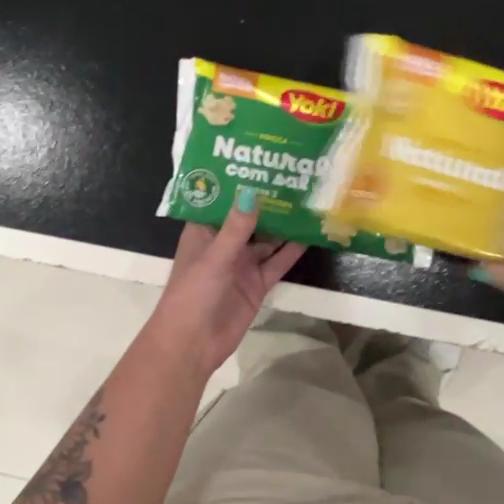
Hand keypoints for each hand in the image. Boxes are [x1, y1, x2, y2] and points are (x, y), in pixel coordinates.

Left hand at [146, 189, 306, 374]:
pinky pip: (277, 263)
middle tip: (296, 176)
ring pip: (267, 240)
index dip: (241, 183)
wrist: (193, 343)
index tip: (263, 160)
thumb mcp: (215, 256)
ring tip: (309, 200)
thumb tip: (253, 193)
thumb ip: (237, 228)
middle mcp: (223, 245)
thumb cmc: (193, 294)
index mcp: (204, 233)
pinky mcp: (257, 285)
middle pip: (249, 218)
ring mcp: (241, 265)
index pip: (223, 201)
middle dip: (268, 201)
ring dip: (284, 224)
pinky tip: (311, 234)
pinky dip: (292, 251)